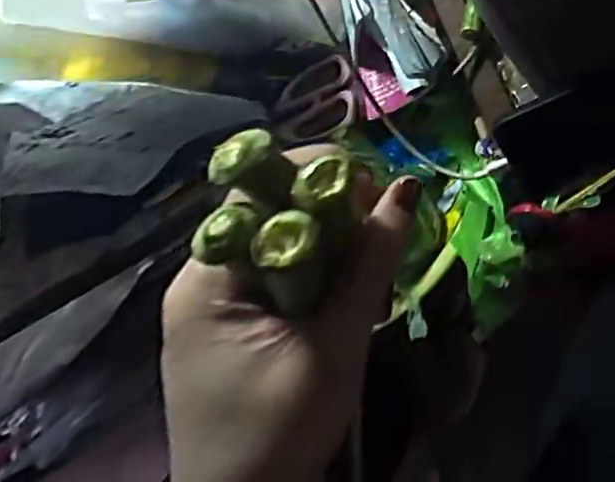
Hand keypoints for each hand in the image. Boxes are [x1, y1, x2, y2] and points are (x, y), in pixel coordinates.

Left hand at [162, 145, 421, 481]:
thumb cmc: (280, 437)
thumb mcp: (335, 345)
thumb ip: (370, 263)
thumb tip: (408, 186)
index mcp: (208, 279)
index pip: (263, 187)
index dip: (321, 176)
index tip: (373, 198)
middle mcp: (206, 276)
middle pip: (279, 206)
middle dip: (337, 210)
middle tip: (383, 234)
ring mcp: (221, 299)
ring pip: (290, 235)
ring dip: (338, 241)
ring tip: (374, 267)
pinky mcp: (239, 319)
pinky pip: (288, 265)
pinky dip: (326, 267)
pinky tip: (351, 291)